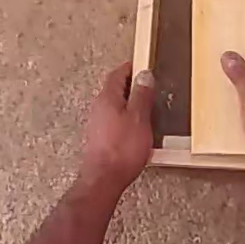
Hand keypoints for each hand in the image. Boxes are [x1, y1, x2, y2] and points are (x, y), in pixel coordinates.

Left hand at [78, 63, 155, 195]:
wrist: (104, 178)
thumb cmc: (122, 149)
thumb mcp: (139, 117)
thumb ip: (142, 95)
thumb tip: (144, 75)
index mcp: (107, 98)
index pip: (117, 74)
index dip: (130, 68)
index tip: (142, 65)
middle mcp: (99, 108)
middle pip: (114, 89)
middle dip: (130, 85)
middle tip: (147, 84)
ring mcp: (97, 123)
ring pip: (114, 105)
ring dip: (128, 102)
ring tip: (146, 106)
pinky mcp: (100, 138)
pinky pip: (113, 119)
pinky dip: (125, 117)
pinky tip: (136, 127)